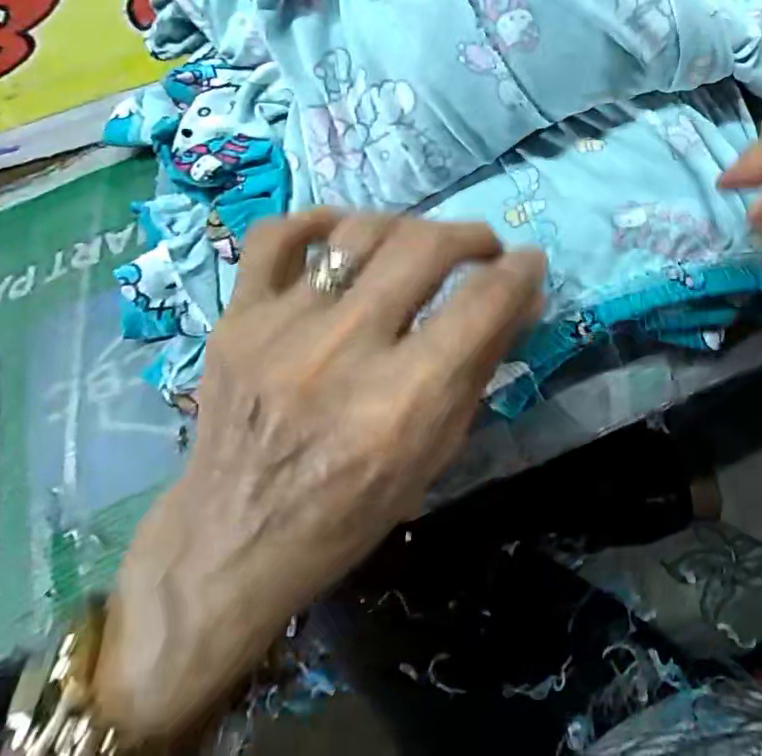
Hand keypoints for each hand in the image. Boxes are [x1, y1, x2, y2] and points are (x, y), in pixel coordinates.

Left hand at [94, 210, 545, 742]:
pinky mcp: (236, 318)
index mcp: (402, 404)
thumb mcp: (435, 453)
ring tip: (421, 245)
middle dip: (472, 237)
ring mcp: (280, 329)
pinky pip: (276, 235)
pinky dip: (318, 222)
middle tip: (483, 249)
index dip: (520, 271)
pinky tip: (343, 234)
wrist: (233, 539)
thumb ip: (481, 367)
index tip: (528, 263)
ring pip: (360, 231)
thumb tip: (523, 295)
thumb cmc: (350, 511)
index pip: (483, 302)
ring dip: (409, 227)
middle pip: (425, 248)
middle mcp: (343, 353)